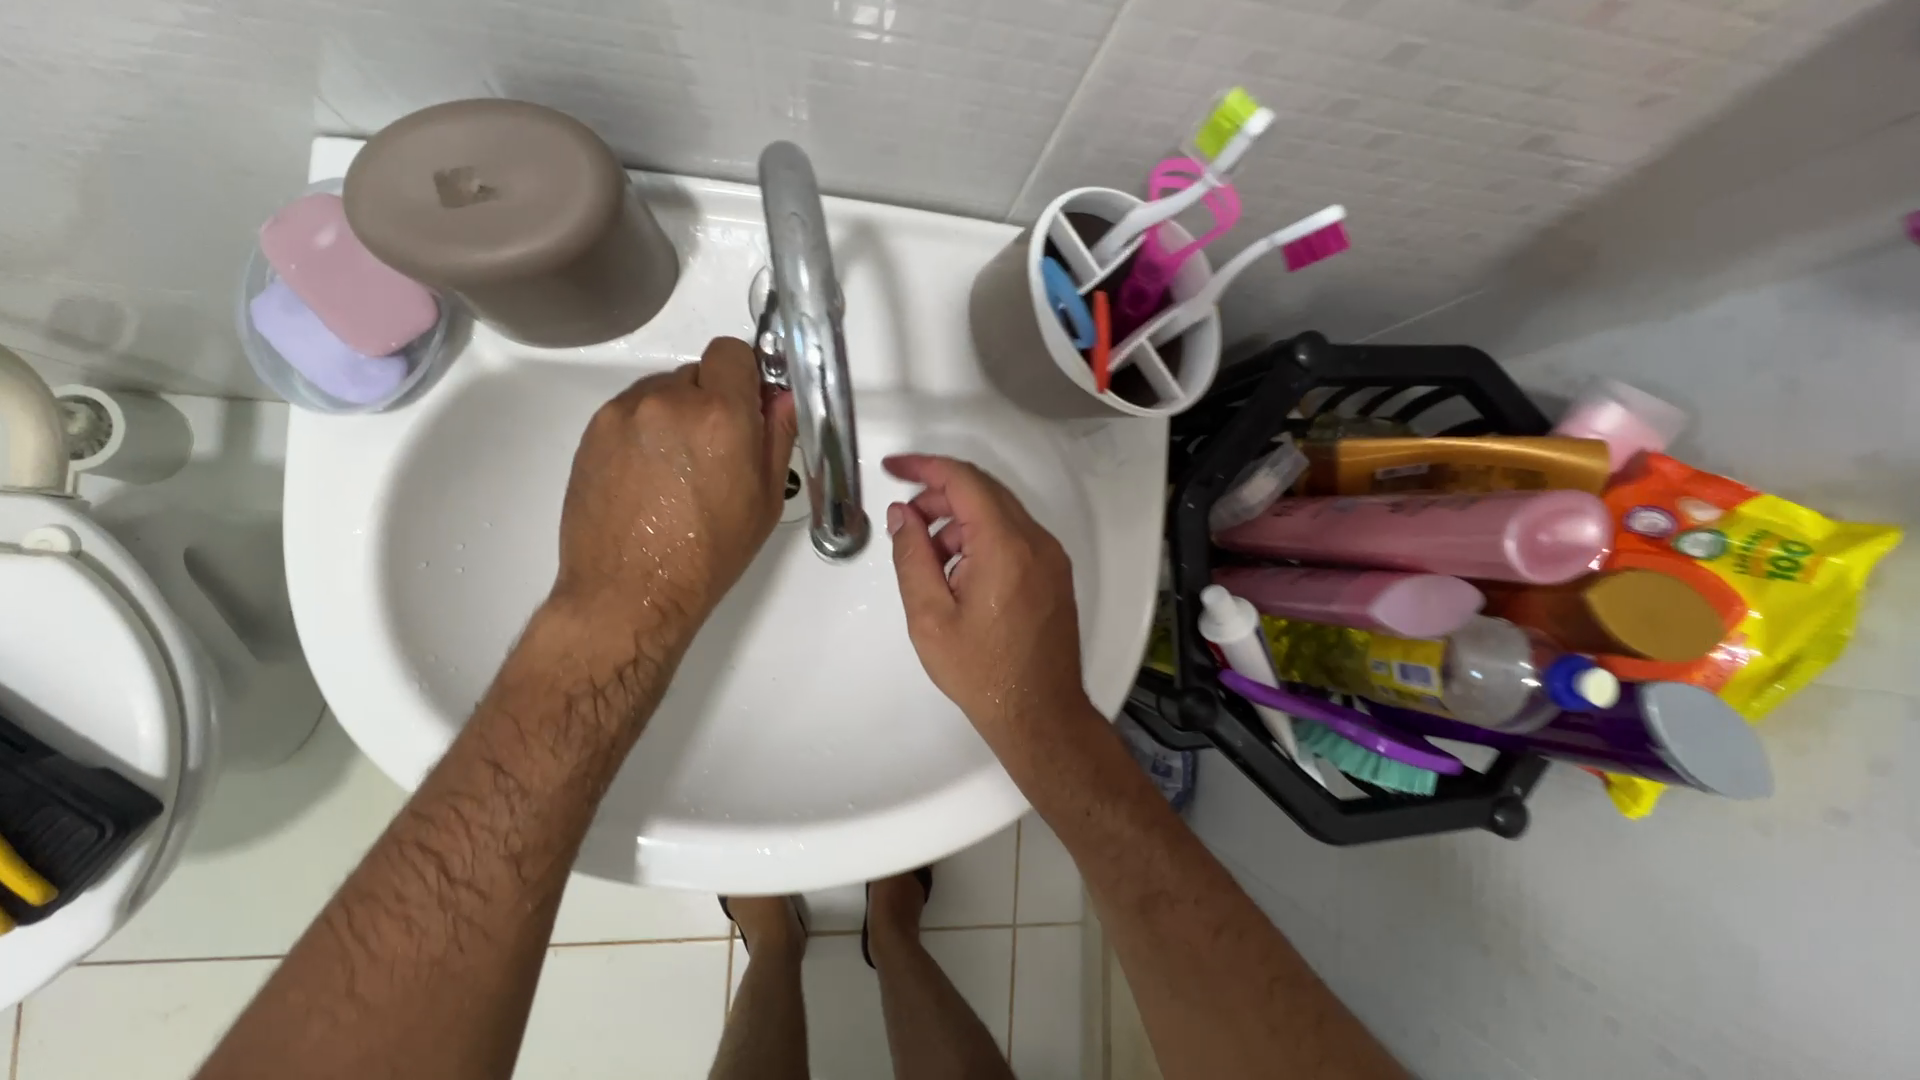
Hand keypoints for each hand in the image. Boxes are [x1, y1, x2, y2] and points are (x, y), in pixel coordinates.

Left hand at [550, 337, 796, 652]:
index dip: (745, 375)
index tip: (748, 404)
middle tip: (717, 451)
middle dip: (712, 400)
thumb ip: (777, 437)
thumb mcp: (765, 501)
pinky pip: (631, 413)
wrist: (630, 591)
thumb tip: (782, 399)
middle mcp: (668, 402)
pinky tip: (650, 478)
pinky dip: (645, 432)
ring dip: (676, 415)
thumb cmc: (705, 555)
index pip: (733, 351)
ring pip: (662, 392)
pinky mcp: (593, 432)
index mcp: (720, 415)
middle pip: (698, 372)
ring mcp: (624, 414)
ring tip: (678, 471)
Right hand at [884, 454, 1088, 741]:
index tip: (892, 468)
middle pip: (984, 492)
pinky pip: (1015, 537)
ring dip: (960, 520)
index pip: (964, 480)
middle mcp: (1036, 541)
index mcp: (1005, 546)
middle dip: (939, 496)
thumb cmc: (982, 672)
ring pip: (1000, 513)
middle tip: (905, 521)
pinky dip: (983, 538)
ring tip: (929, 558)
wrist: (1039, 714)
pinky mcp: (1055, 574)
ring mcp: (1051, 557)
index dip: (924, 467)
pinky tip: (959, 571)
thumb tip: (902, 515)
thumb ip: (912, 556)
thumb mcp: (929, 616)